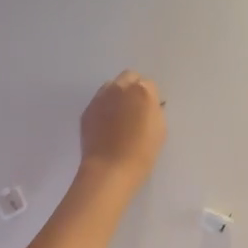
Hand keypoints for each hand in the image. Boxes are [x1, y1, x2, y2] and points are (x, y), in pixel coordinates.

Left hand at [79, 70, 165, 187]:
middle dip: (134, 88)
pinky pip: (99, 101)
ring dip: (117, 95)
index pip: (149, 85)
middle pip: (129, 77)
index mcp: (141, 91)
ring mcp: (100, 98)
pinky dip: (104, 107)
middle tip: (136, 108)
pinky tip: (107, 125)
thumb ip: (155, 110)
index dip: (151, 97)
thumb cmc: (142, 152)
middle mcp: (119, 88)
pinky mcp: (87, 110)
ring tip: (120, 115)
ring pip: (111, 86)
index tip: (150, 111)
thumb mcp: (160, 129)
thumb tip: (149, 106)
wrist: (110, 169)